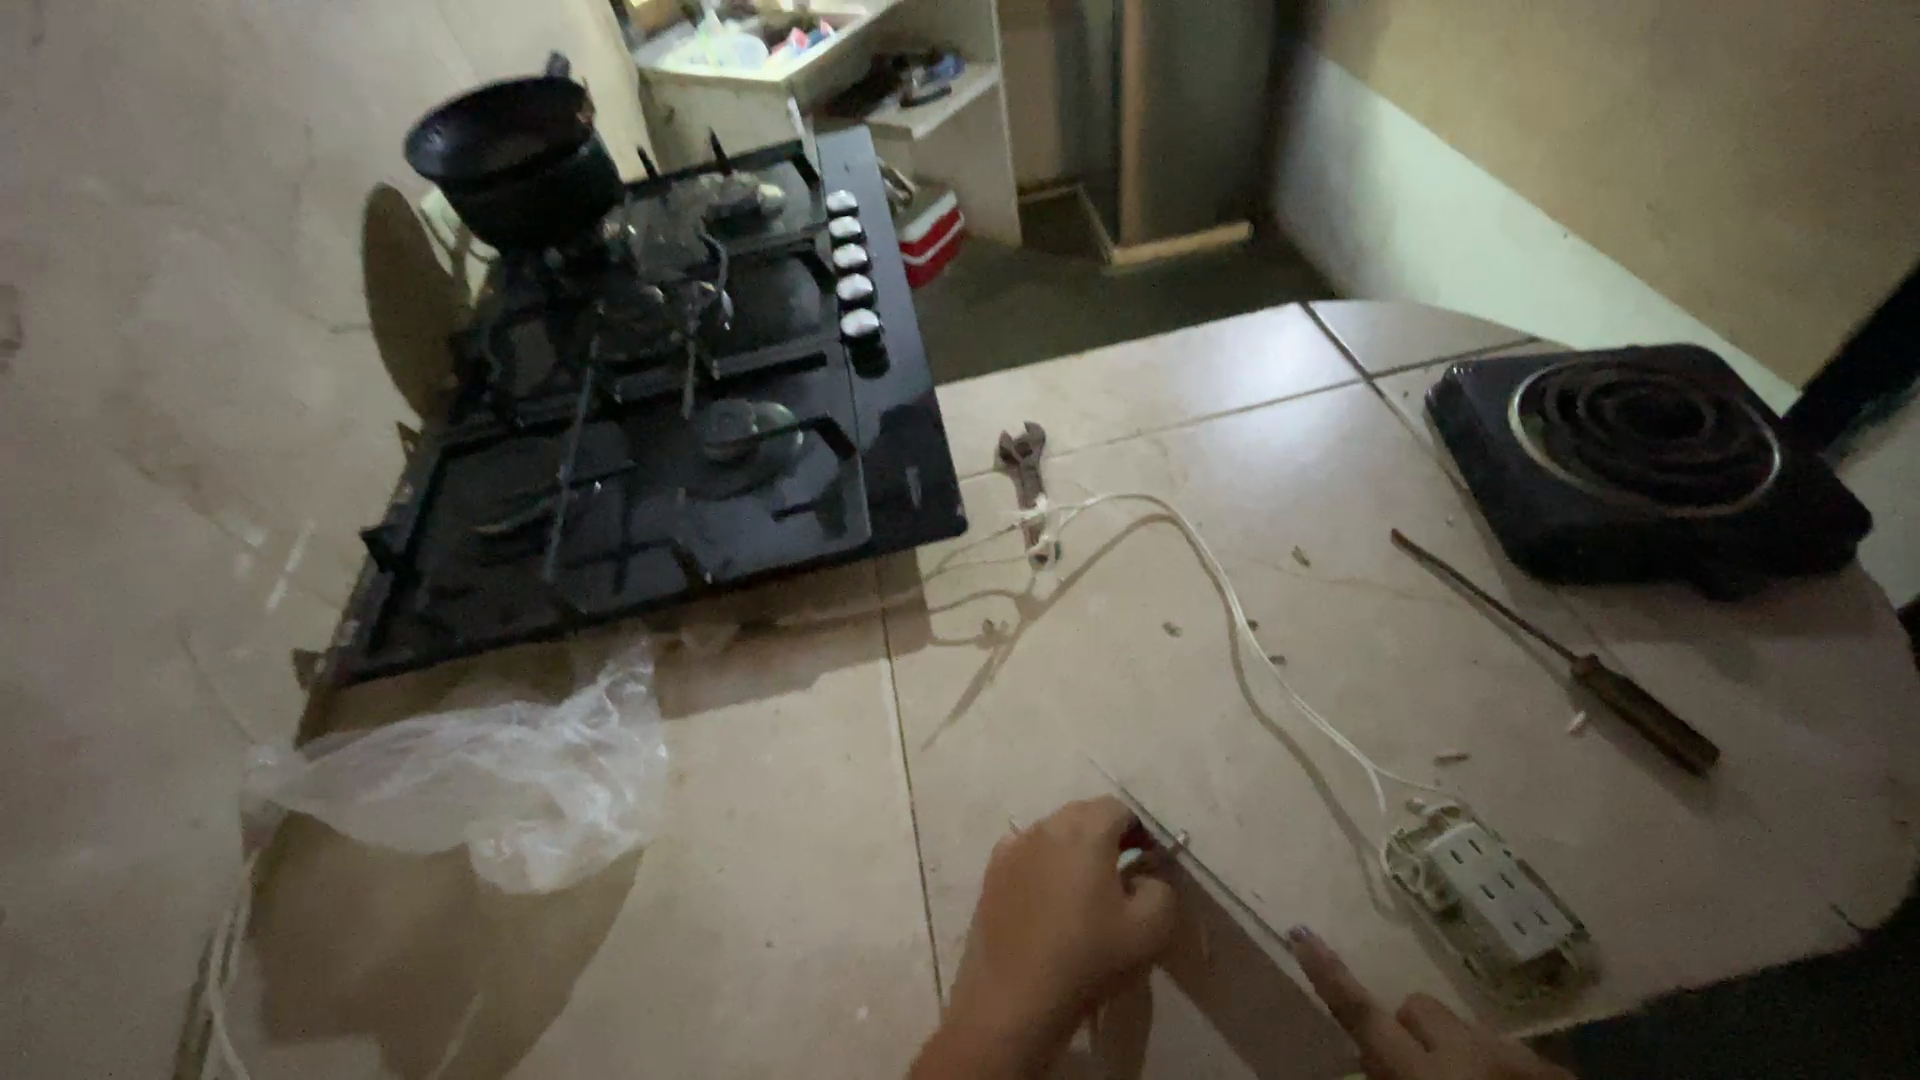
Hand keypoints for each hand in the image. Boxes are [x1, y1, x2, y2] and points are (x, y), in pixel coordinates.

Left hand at [913, 797, 1177, 1077]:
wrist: (1014, 997)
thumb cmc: (1087, 958)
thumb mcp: (1150, 930)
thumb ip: (1161, 888)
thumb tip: (1144, 875)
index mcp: (1085, 831)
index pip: (1118, 808)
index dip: (1138, 831)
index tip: (1146, 861)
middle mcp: (1045, 826)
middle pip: (1083, 814)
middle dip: (1105, 834)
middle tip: (1119, 875)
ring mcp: (1013, 846)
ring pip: (1052, 832)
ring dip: (1071, 849)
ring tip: (1082, 890)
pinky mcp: (992, 871)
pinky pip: (1026, 852)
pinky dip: (1041, 864)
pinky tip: (1047, 899)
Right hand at [1288, 926, 1575, 1079]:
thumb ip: (1390, 1078)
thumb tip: (1369, 1062)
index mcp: (1429, 1077)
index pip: (1363, 1015)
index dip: (1329, 974)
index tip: (1300, 932)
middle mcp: (1472, 1054)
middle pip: (1416, 1007)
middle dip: (1409, 1032)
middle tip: (1415, 1076)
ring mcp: (1522, 1061)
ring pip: (1469, 1030)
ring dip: (1461, 1055)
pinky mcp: (1562, 1074)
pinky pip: (1514, 1056)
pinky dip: (1503, 1073)